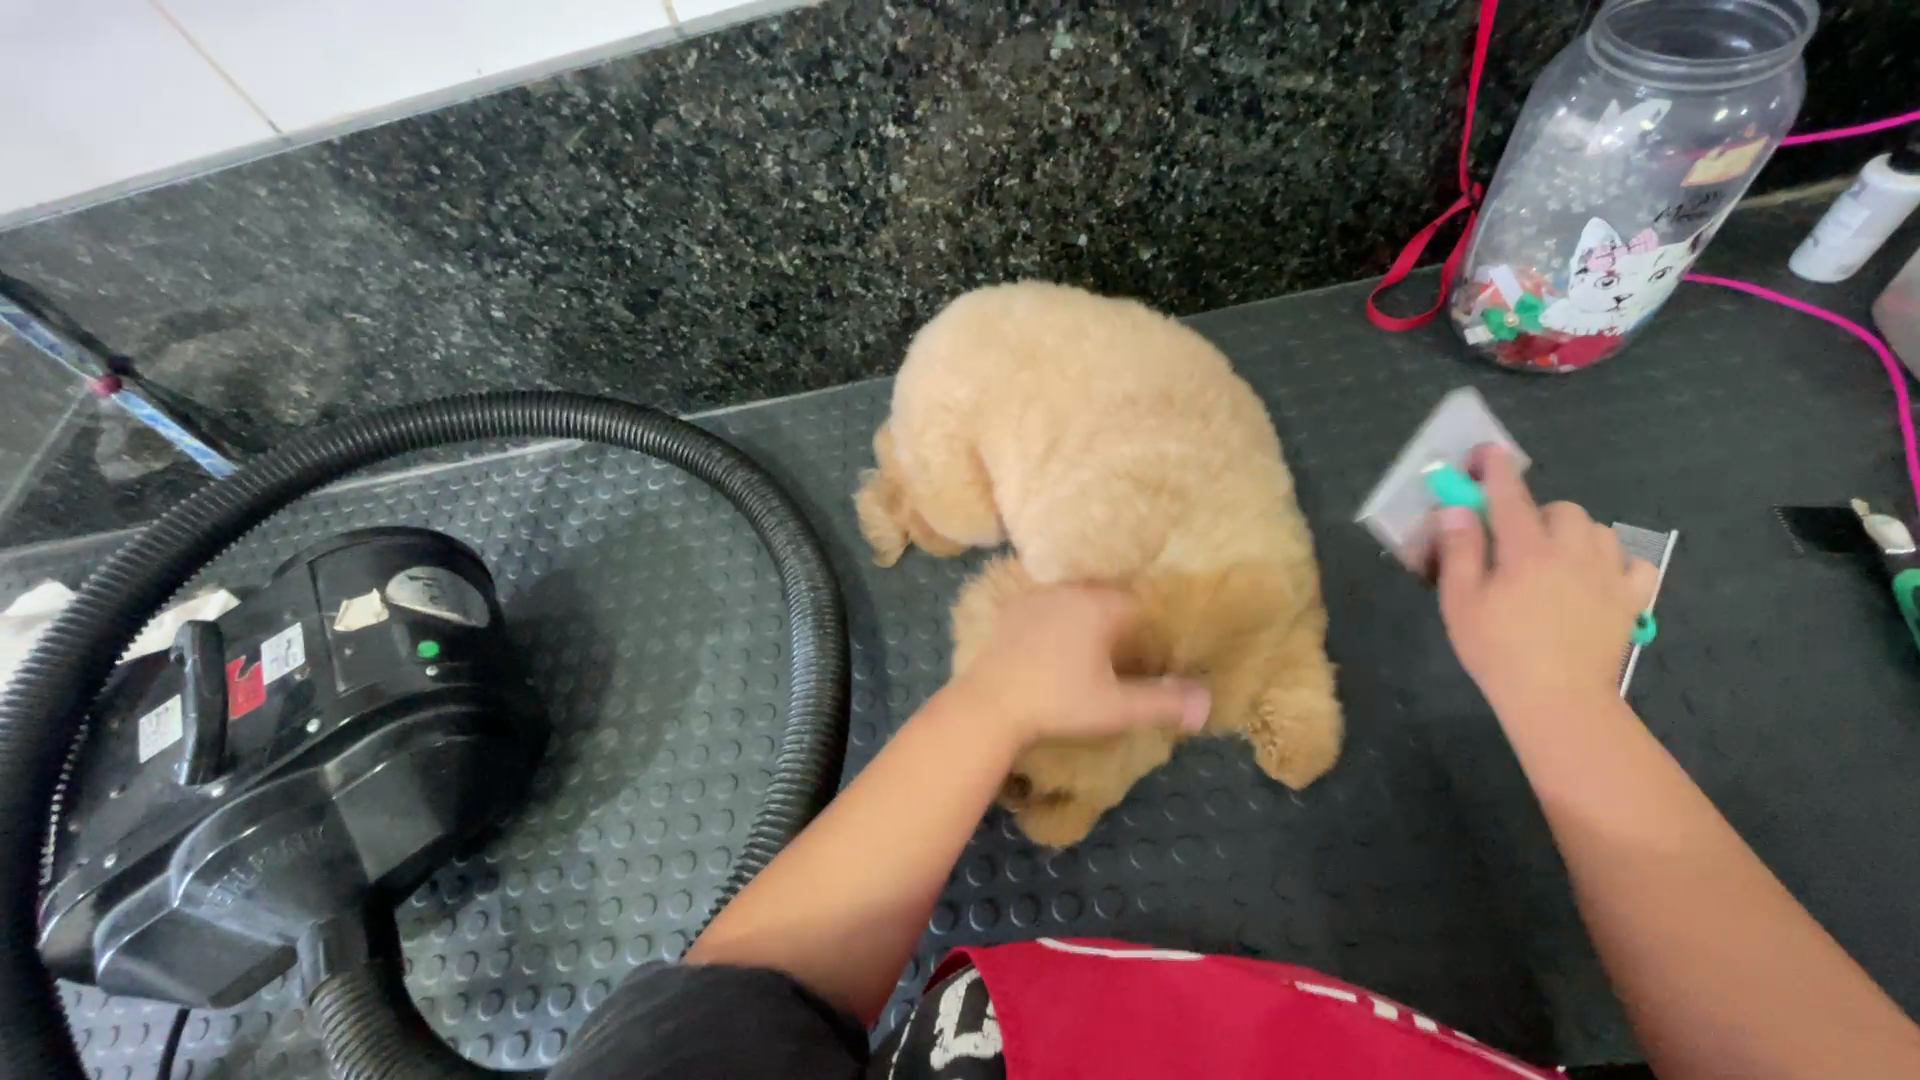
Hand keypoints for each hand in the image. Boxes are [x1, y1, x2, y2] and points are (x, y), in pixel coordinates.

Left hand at [944, 584, 1210, 748]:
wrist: (989, 705)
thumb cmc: (1058, 703)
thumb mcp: (1116, 708)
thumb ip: (1163, 703)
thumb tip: (1206, 704)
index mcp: (1098, 605)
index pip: (1138, 603)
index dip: (1148, 626)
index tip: (1150, 650)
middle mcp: (1068, 591)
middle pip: (1107, 596)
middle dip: (1119, 619)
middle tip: (1124, 652)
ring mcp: (1036, 597)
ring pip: (1076, 598)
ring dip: (1087, 617)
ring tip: (1091, 651)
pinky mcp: (1012, 611)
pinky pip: (1047, 606)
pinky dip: (1058, 620)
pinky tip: (1055, 649)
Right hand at [1435, 446, 1657, 710]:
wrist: (1557, 697)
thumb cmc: (1496, 649)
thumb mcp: (1460, 601)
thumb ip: (1459, 551)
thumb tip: (1457, 509)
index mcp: (1525, 551)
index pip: (1508, 498)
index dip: (1496, 472)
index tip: (1488, 451)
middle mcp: (1572, 552)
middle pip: (1561, 509)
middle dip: (1536, 513)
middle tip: (1514, 539)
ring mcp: (1609, 574)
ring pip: (1598, 530)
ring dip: (1574, 533)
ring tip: (1555, 557)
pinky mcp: (1632, 599)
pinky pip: (1636, 562)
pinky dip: (1617, 561)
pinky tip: (1599, 577)